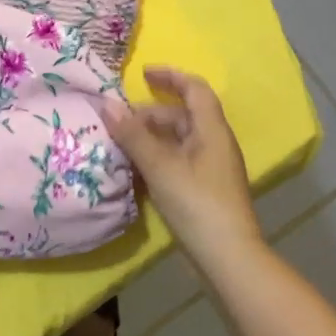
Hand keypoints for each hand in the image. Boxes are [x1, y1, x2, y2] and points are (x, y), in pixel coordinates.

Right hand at [101, 67, 260, 261]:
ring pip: (177, 139)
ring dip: (149, 136)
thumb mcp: (160, 166)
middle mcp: (214, 143)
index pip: (194, 89)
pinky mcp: (204, 189)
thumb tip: (106, 103)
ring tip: (120, 143)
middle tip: (119, 121)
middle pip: (181, 115)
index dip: (170, 76)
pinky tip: (135, 167)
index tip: (141, 74)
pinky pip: (177, 159)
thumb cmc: (197, 203)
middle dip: (149, 113)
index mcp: (212, 130)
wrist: (228, 260)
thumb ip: (132, 134)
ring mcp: (210, 168)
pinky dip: (156, 156)